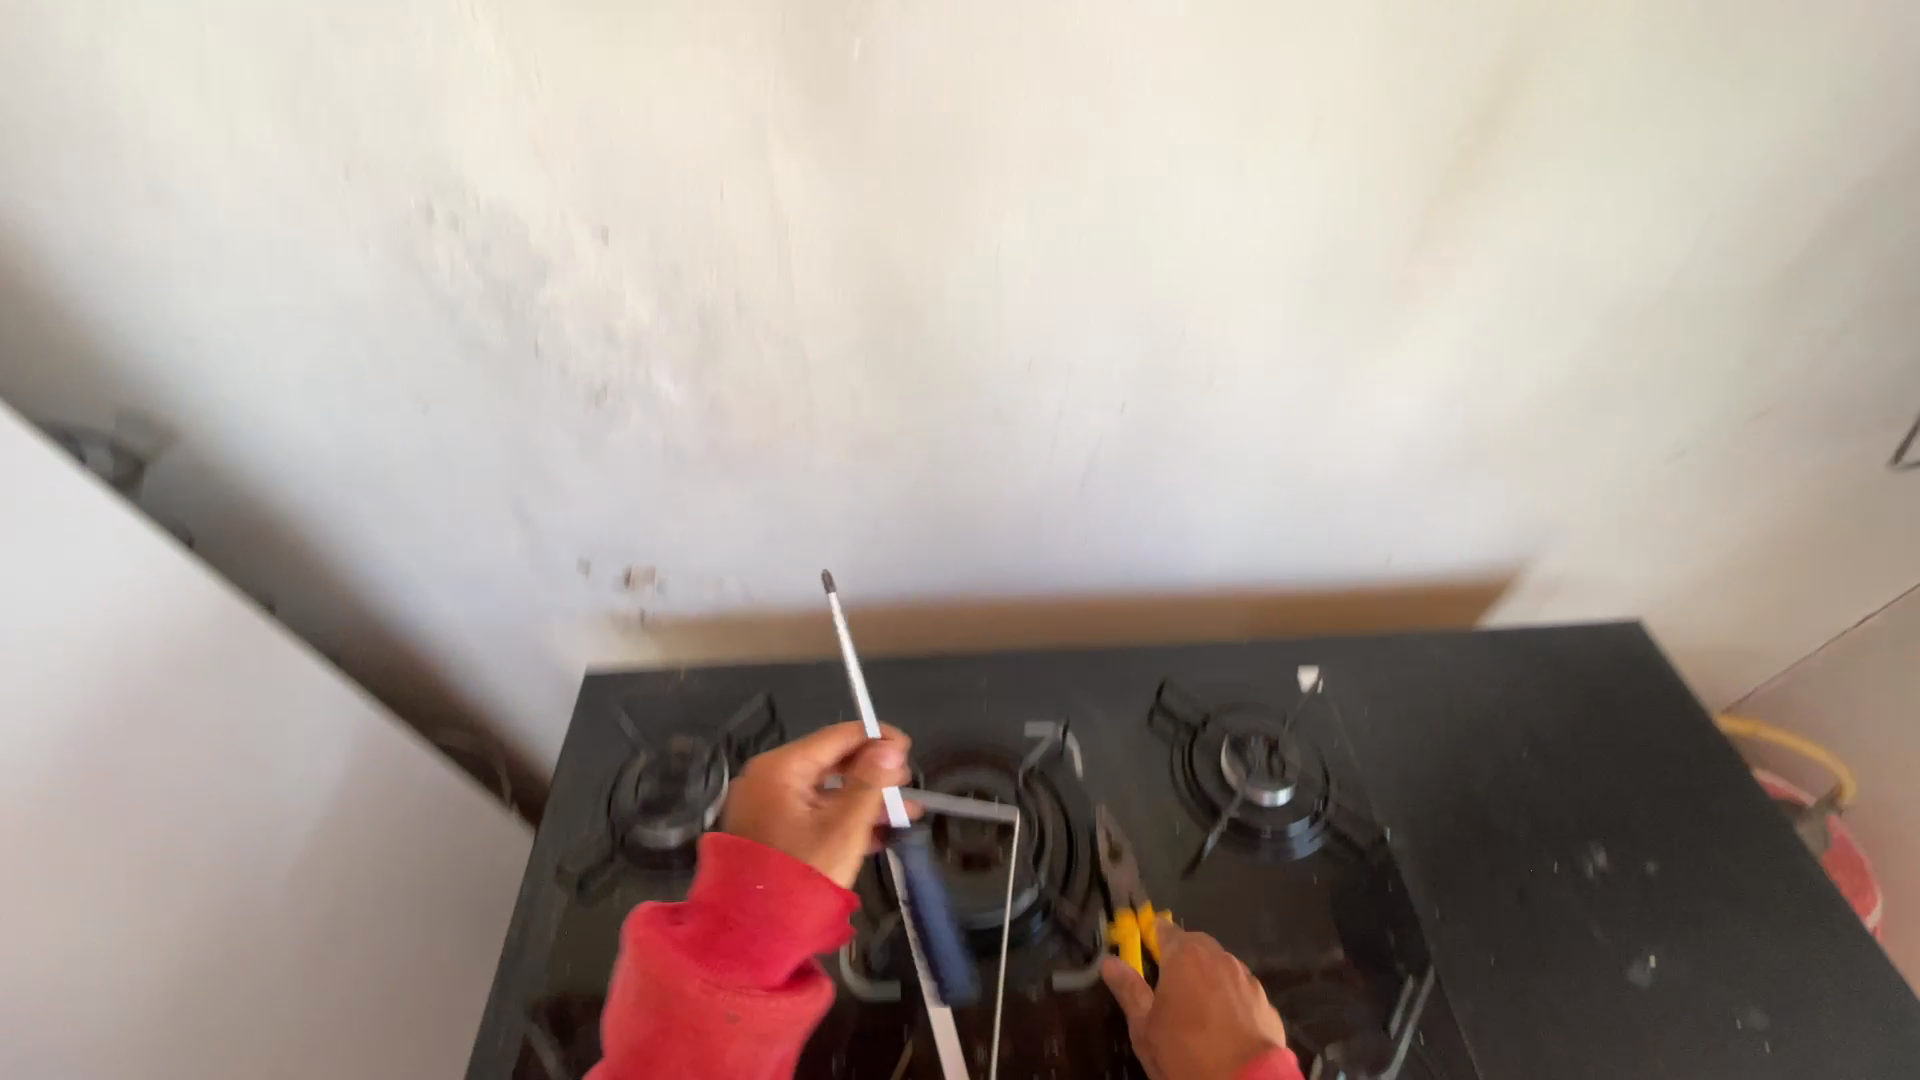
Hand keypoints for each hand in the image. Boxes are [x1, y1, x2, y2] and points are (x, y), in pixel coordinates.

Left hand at [721, 721, 913, 888]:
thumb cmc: (803, 873)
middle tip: (906, 784)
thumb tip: (889, 747)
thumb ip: (871, 782)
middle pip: (833, 762)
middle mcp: (769, 778)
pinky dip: (844, 818)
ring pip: (827, 790)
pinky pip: (814, 812)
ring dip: (866, 800)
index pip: (838, 736)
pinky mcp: (772, 830)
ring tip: (906, 811)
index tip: (907, 749)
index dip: (876, 738)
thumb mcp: (845, 826)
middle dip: (874, 773)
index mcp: (781, 767)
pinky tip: (879, 832)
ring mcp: (768, 805)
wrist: (755, 935)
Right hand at [1102, 917, 1288, 1079]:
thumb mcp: (1145, 1028)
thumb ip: (1128, 990)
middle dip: (1182, 959)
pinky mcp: (1267, 1005)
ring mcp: (1247, 979)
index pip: (1163, 930)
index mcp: (1184, 954)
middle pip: (1195, 945)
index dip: (1153, 940)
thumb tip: (1108, 962)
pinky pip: (1242, 993)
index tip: (1146, 956)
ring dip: (1209, 979)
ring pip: (1221, 968)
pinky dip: (1232, 1002)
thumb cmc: (1187, 1054)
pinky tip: (1226, 1030)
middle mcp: (1218, 957)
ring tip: (1199, 1014)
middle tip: (1170, 989)